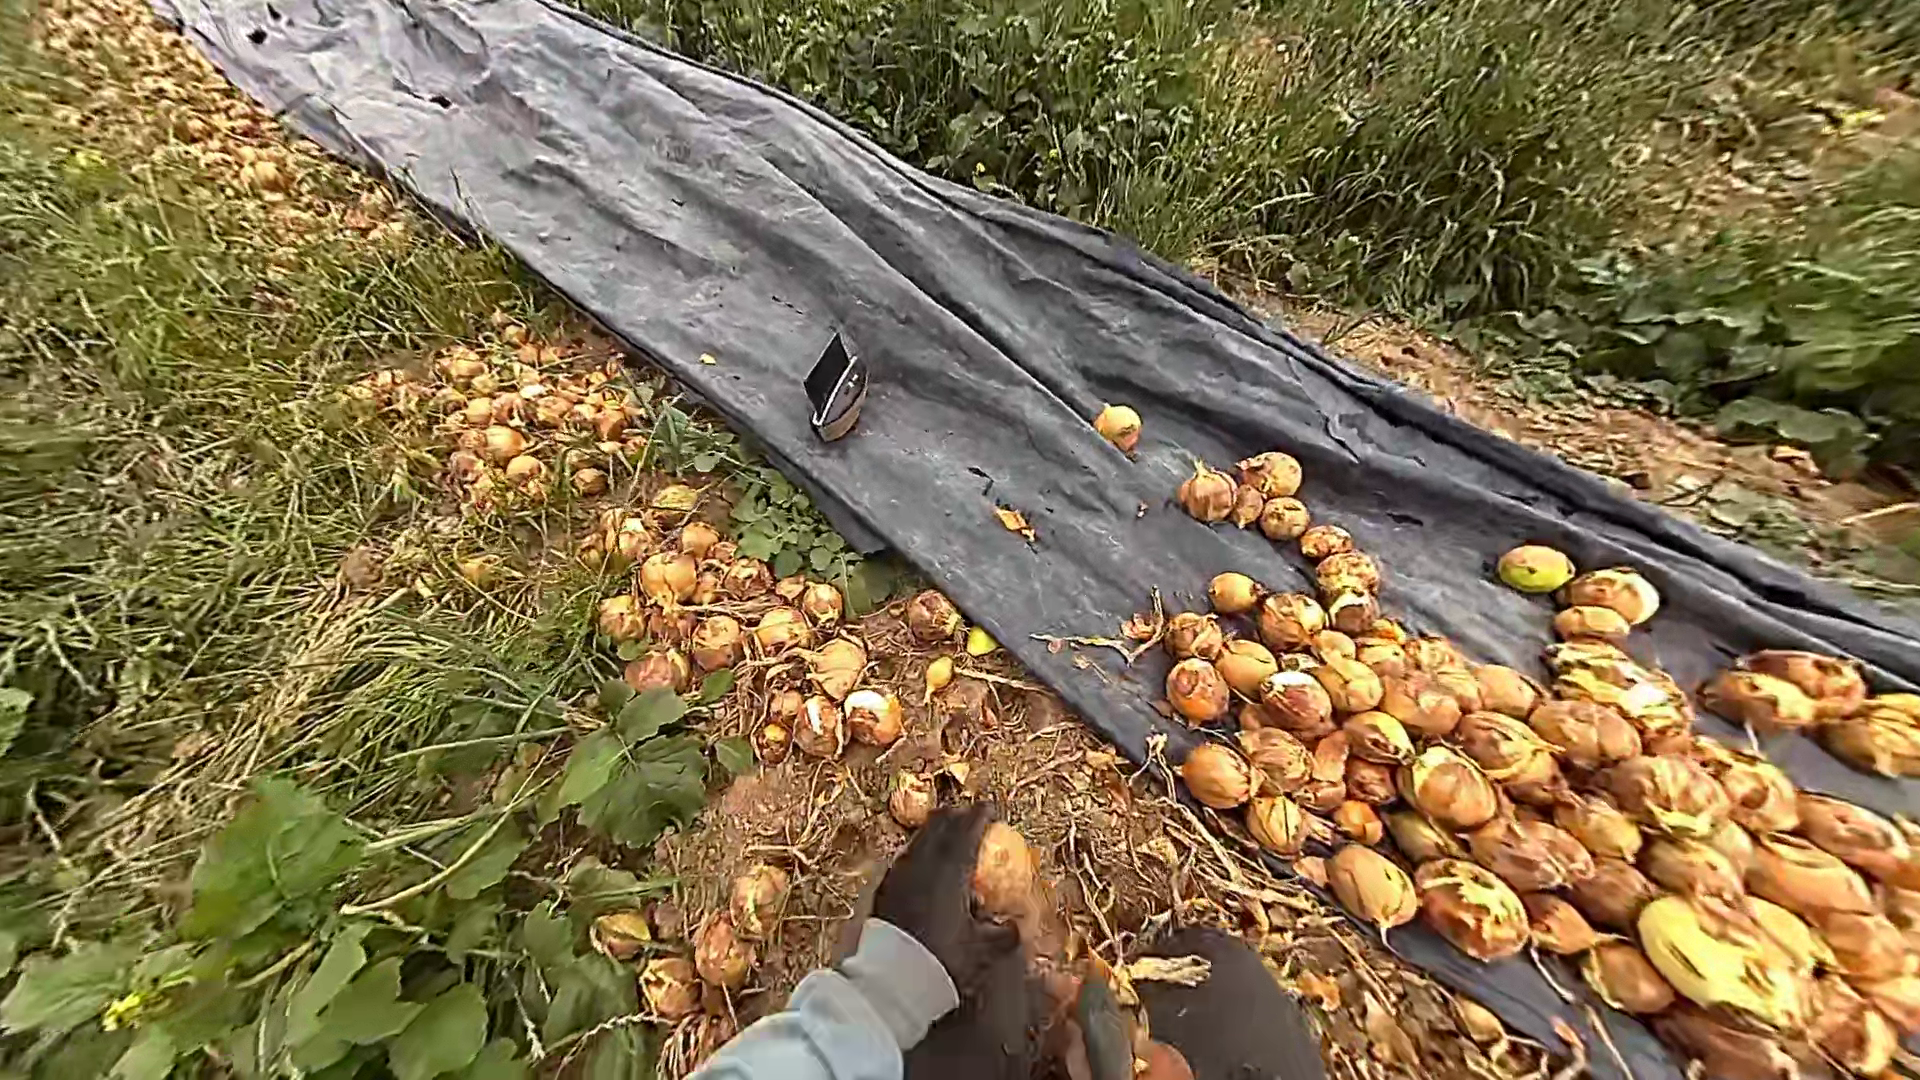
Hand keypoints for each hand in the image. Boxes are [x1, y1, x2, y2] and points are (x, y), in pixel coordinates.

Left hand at [872, 804, 1019, 990]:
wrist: (892, 980)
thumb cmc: (942, 960)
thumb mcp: (981, 951)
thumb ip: (1004, 934)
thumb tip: (1018, 927)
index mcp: (951, 866)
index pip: (968, 827)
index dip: (981, 814)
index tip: (992, 808)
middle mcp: (924, 858)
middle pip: (941, 821)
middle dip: (958, 814)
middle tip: (971, 818)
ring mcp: (901, 868)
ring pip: (922, 835)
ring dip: (938, 830)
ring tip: (950, 839)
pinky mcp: (886, 883)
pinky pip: (907, 854)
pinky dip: (922, 850)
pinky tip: (927, 867)